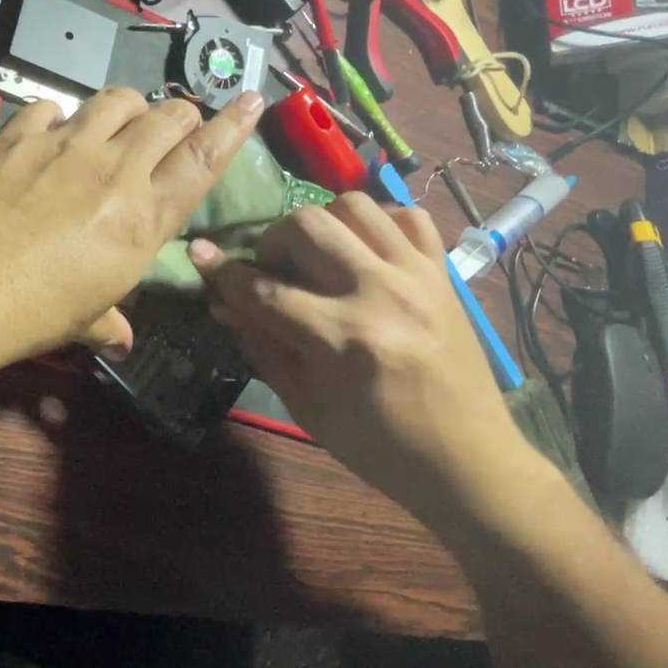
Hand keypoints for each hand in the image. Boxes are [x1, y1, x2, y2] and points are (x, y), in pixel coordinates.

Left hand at [0, 87, 263, 387]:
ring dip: (128, 108)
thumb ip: (110, 320)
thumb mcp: (82, 321)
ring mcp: (63, 145)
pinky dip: (60, 118)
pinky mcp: (17, 135)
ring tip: (118, 124)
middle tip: (173, 126)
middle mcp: (113, 170)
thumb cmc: (29, 316)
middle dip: (180, 114)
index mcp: (142, 218)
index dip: (233, 126)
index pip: (203, 158)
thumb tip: (121, 340)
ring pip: (116, 99)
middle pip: (167, 116)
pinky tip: (50, 136)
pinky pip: (52, 107)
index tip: (251, 101)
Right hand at [190, 194, 528, 523]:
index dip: (223, 272)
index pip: (263, 289)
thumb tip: (221, 301)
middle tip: (271, 272)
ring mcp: (417, 277)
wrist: (468, 462)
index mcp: (341, 339)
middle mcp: (379, 293)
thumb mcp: (304, 405)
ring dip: (320, 223)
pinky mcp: (444, 273)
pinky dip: (377, 222)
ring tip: (315, 256)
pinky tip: (363, 251)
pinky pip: (407, 216)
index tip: (199, 256)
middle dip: (271, 242)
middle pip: (304, 226)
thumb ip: (262, 345)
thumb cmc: (377, 445)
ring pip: (353, 206)